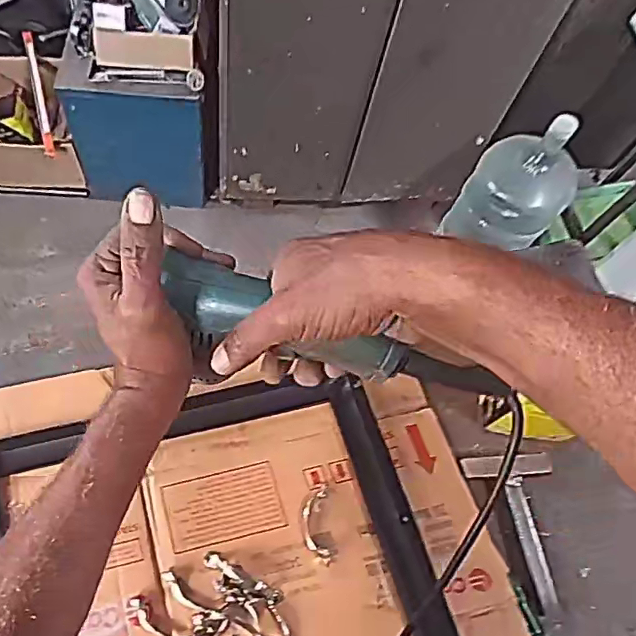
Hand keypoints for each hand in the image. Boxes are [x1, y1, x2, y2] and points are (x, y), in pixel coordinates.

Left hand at [78, 188, 228, 398]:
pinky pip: (176, 281)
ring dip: (197, 268)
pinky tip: (210, 292)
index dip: (172, 240)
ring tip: (216, 280)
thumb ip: (142, 250)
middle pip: (158, 245)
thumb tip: (141, 201)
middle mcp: (114, 277)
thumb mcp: (145, 296)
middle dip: (190, 256)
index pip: (139, 230)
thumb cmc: (150, 355)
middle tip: (211, 270)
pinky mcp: (153, 304)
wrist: (160, 390)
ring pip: (170, 262)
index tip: (194, 258)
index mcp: (101, 270)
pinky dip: (195, 283)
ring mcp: (134, 291)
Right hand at [210, 230, 487, 383]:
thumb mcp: (287, 315)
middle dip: (292, 355)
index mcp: (291, 263)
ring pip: (323, 335)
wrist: (415, 288)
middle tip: (292, 372)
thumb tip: (220, 358)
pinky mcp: (374, 311)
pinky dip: (346, 357)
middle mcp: (320, 273)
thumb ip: (249, 338)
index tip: (259, 359)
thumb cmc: (359, 281)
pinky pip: (350, 339)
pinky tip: (348, 365)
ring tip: (322, 373)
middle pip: (293, 324)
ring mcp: (350, 292)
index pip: (262, 303)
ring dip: (319, 361)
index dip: (260, 336)